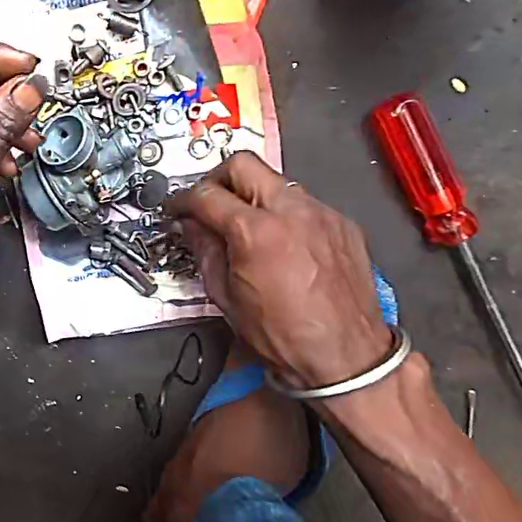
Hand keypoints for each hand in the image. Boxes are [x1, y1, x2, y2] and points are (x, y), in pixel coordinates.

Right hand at [167, 151, 391, 389]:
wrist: (343, 356)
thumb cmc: (287, 337)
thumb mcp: (226, 296)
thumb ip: (205, 251)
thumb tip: (194, 228)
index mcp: (256, 232)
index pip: (206, 195)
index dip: (183, 200)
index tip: (179, 207)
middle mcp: (292, 212)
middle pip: (242, 164)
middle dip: (216, 180)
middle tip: (207, 202)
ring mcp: (321, 214)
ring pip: (274, 180)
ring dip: (251, 194)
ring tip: (242, 224)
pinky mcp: (341, 224)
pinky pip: (303, 202)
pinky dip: (282, 212)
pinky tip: (278, 239)